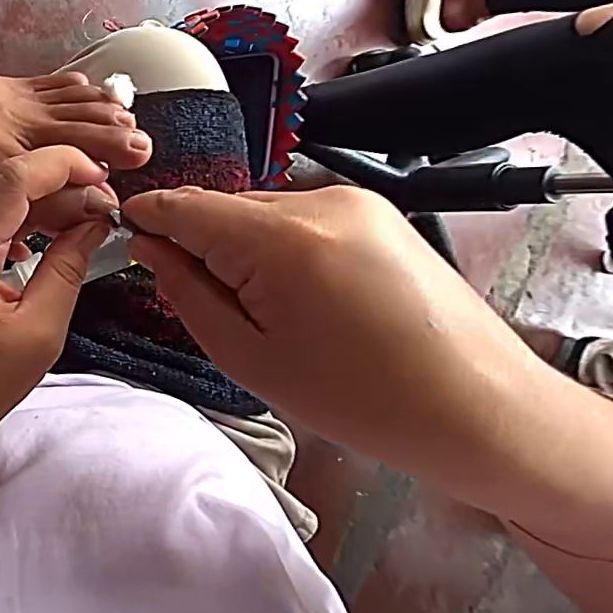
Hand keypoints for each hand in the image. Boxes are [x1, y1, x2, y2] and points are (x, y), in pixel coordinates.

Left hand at [0, 146, 115, 468]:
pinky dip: (18, 228)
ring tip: (85, 221)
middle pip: (4, 190)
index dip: (60, 165)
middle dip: (59, 189)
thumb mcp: (41, 328)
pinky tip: (49, 238)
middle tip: (103, 206)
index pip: (11, 181)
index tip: (100, 174)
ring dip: (41, 209)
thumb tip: (95, 220)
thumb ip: (68, 265)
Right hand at [122, 185, 550, 451]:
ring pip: (254, 211)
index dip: (144, 216)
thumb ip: (184, 291)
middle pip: (219, 207)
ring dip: (235, 245)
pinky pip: (292, 216)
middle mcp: (319, 200)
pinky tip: (295, 292)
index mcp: (282, 238)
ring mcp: (353, 201)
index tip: (122, 234)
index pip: (183, 205)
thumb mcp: (246, 355)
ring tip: (261, 305)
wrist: (490, 413)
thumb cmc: (360, 399)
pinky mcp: (375, 211)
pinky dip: (272, 244)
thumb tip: (147, 247)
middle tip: (202, 298)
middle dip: (195, 242)